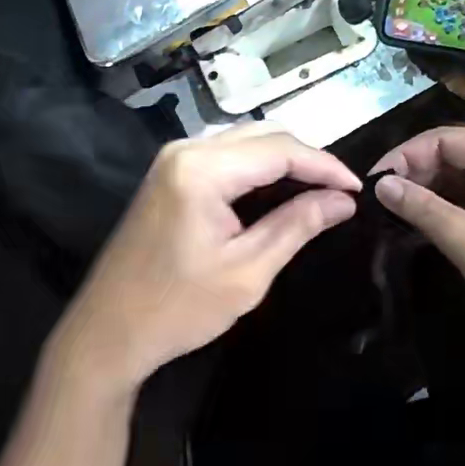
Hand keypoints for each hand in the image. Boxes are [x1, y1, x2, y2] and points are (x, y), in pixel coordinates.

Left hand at [51, 124, 360, 388]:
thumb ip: (297, 226)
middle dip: (305, 158)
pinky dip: (257, 166)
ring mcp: (174, 156)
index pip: (279, 150)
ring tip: (316, 189)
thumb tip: (343, 200)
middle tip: (339, 191)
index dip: (324, 165)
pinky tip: (277, 189)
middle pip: (262, 134)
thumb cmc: (178, 309)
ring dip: (282, 159)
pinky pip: (225, 153)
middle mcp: (187, 148)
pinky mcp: (170, 170)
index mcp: (202, 169)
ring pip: (245, 139)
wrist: (107, 331)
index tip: (357, 188)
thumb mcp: (247, 272)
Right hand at [371, 127, 464, 366]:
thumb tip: (381, 186)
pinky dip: (448, 208)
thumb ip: (428, 213)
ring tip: (393, 215)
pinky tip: (424, 225)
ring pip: (461, 176)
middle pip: (452, 154)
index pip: (443, 140)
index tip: (371, 185)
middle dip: (414, 175)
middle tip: (378, 203)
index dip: (404, 158)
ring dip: (429, 192)